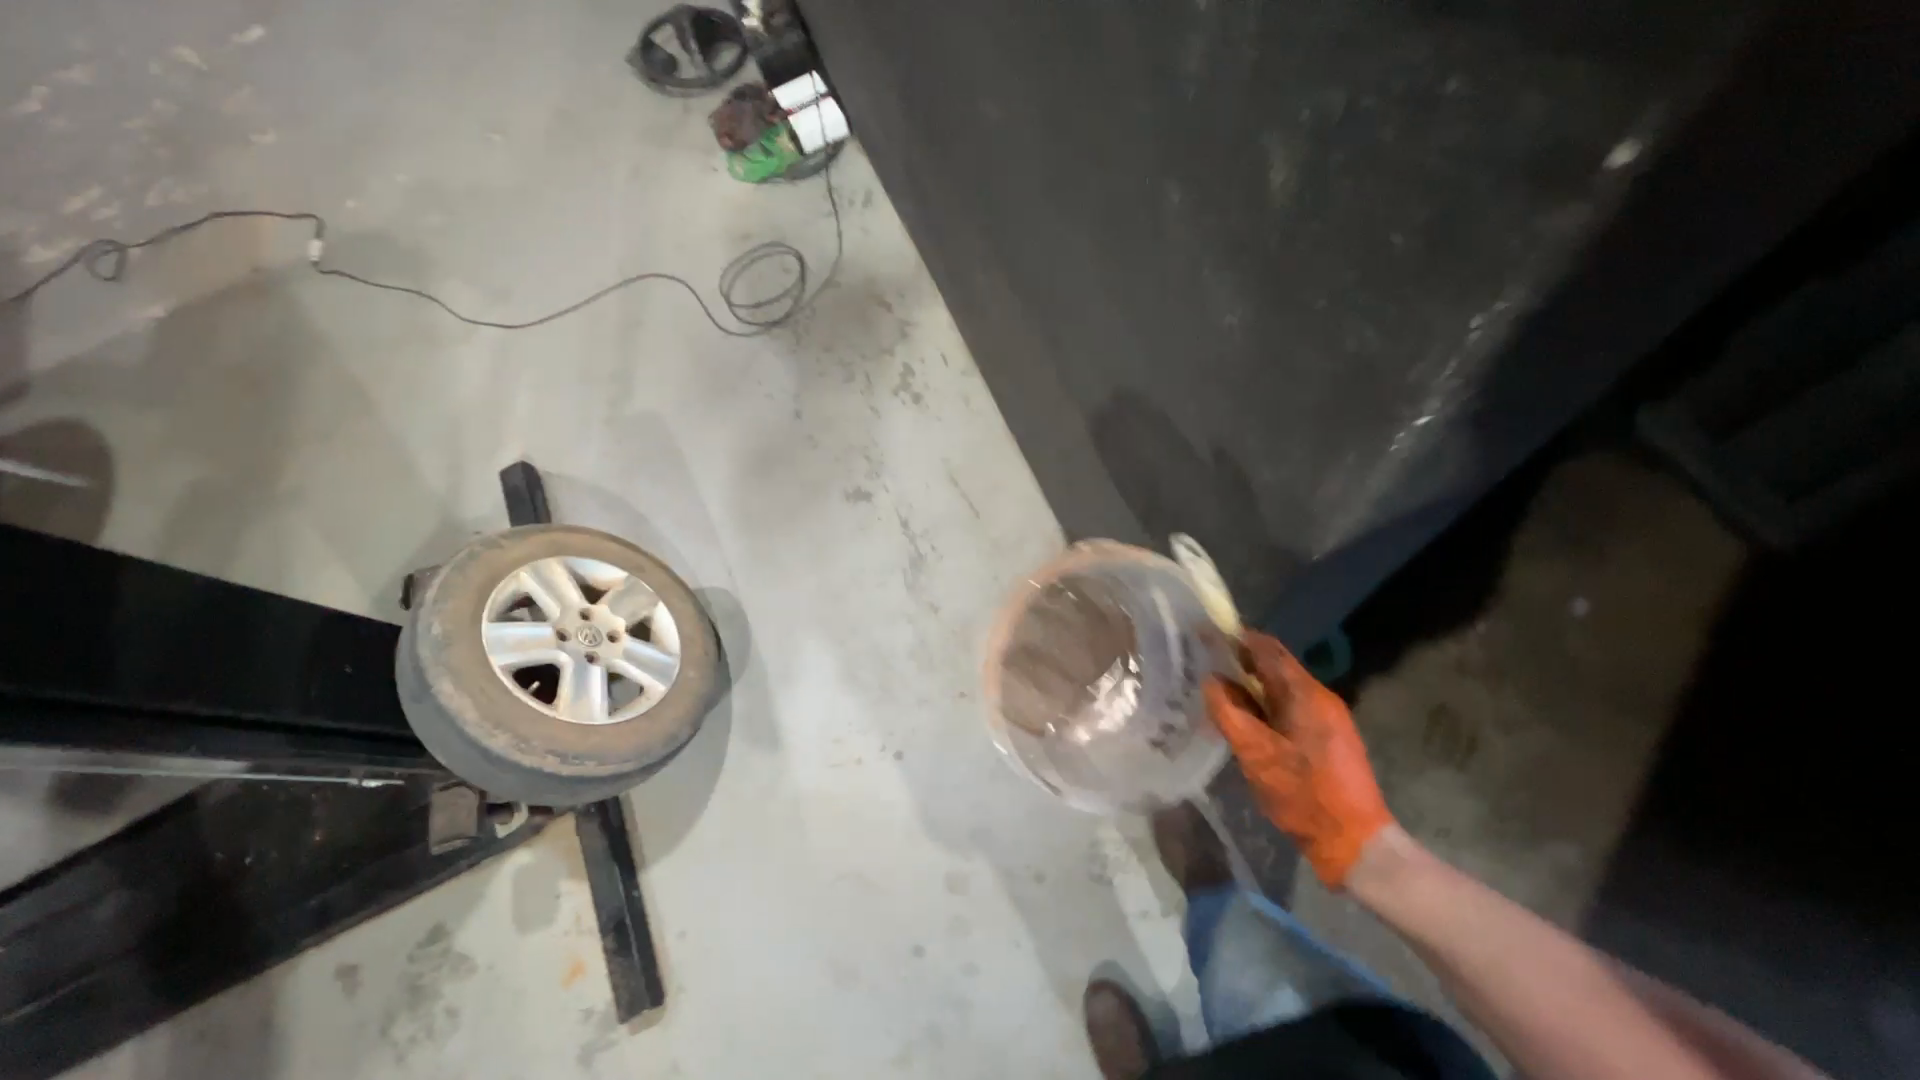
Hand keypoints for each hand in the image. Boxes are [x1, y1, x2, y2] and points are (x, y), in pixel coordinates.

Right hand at [1204, 632, 1392, 888]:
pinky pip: (1289, 711)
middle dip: (1240, 663)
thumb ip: (1230, 714)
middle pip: (1275, 668)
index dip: (1236, 639)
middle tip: (1202, 666)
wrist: (1355, 843)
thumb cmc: (1305, 796)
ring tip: (1215, 693)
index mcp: (1306, 695)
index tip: (1204, 635)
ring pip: (1281, 692)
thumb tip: (1211, 681)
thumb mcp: (1257, 755)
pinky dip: (1263, 709)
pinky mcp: (1327, 741)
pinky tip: (1243, 723)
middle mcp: (1320, 699)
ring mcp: (1327, 721)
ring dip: (1250, 688)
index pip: (1268, 649)